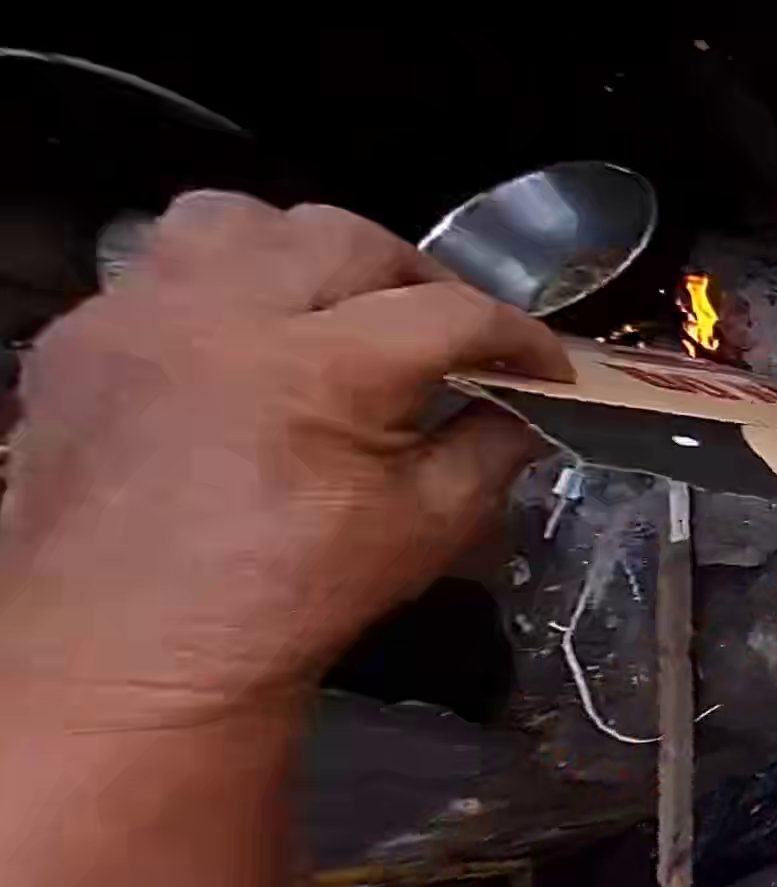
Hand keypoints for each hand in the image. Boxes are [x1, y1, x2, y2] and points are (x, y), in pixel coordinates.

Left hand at [0, 191, 571, 722]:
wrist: (139, 644)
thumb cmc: (308, 587)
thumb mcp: (438, 519)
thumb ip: (496, 446)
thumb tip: (534, 411)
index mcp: (316, 372)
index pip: (451, 313)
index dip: (523, 336)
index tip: (554, 368)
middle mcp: (217, 317)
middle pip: (352, 239)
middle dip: (436, 284)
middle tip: (468, 342)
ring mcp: (136, 315)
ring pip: (248, 219)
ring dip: (333, 260)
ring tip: (370, 316)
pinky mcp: (88, 334)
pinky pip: (176, 257)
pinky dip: (254, 277)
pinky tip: (286, 338)